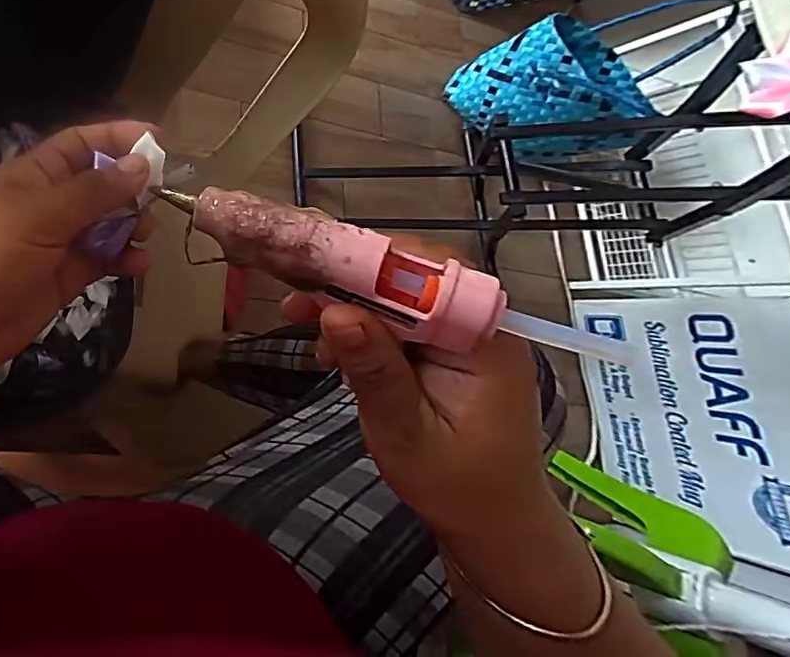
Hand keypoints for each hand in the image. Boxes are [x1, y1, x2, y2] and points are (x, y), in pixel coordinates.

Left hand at [0, 121, 158, 375]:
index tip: (159, 142)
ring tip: (146, 233)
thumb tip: (142, 164)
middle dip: (131, 186)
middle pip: (100, 182)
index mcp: (35, 174)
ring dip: (131, 223)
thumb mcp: (40, 214)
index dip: (118, 137)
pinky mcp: (64, 277)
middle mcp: (48, 202)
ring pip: (106, 222)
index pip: (82, 143)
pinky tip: (138, 265)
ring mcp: (57, 241)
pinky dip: (123, 259)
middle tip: (158, 198)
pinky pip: (102, 258)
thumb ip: (93, 191)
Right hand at [281, 292, 555, 538]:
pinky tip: (330, 346)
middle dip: (349, 280)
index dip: (377, 264)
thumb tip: (336, 313)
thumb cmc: (455, 485)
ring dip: (344, 299)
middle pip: (409, 275)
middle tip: (298, 296)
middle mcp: (475, 325)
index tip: (321, 268)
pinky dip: (355, 321)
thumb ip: (375, 371)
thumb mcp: (405, 431)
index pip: (434, 274)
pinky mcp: (438, 344)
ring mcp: (456, 333)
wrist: (491, 526)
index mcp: (483, 341)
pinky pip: (392, 315)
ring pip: (394, 291)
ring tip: (299, 316)